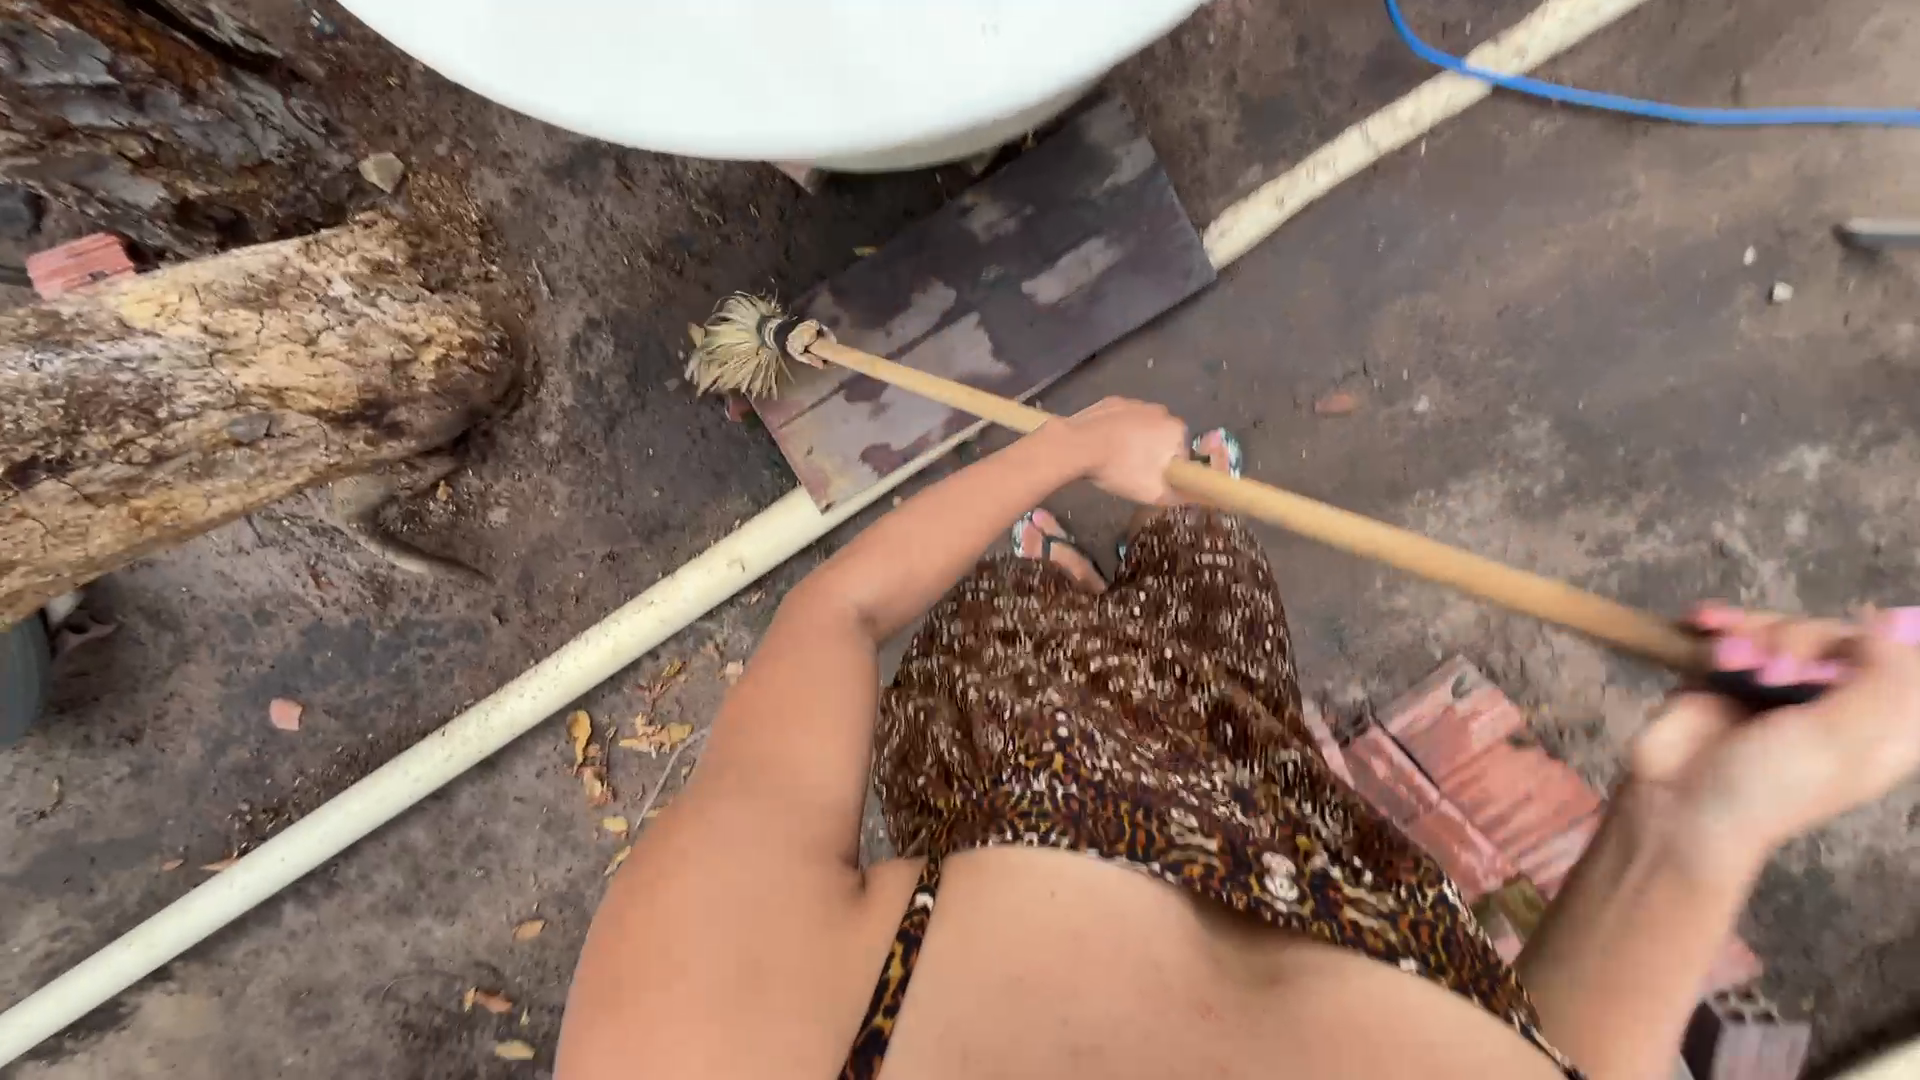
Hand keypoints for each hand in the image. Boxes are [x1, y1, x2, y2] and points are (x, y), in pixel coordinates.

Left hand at [1046, 397, 1187, 503]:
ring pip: (1141, 428)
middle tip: (1132, 473)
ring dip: (1133, 442)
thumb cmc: (1121, 469)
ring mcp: (1134, 403)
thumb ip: (1178, 495)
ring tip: (1114, 460)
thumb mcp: (1154, 494)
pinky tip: (1101, 445)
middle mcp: (1161, 411)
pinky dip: (1115, 431)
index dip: (1169, 471)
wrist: (1078, 445)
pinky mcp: (1111, 401)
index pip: (1182, 455)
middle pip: (1162, 439)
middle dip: (1151, 455)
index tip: (1152, 482)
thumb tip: (1187, 494)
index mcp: (1177, 429)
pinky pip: (1120, 421)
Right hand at [1629, 606, 1919, 867]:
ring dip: (1752, 633)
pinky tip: (1700, 620)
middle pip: (1830, 635)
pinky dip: (1716, 622)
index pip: (1893, 654)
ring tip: (1727, 660)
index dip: (1863, 645)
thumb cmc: (1771, 783)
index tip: (1825, 665)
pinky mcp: (1720, 677)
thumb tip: (1891, 621)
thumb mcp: (1842, 740)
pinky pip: (1726, 633)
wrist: (1681, 799)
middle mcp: (1830, 697)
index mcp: (1880, 719)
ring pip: (1777, 628)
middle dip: (1795, 642)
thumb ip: (1881, 681)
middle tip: (1770, 676)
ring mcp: (1771, 685)